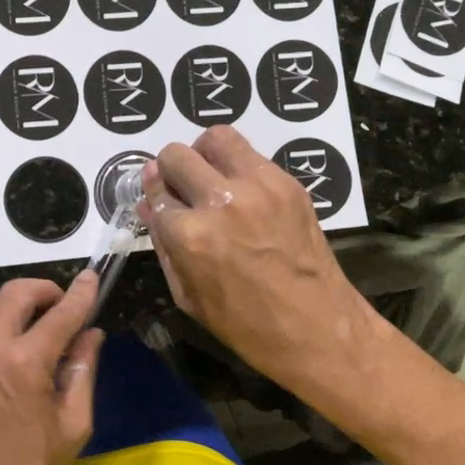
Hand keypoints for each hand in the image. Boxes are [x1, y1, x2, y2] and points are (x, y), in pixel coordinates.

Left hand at [0, 273, 104, 464]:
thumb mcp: (72, 424)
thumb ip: (82, 371)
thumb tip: (90, 334)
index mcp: (25, 364)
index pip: (60, 313)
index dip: (81, 294)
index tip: (92, 277)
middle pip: (16, 292)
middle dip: (43, 290)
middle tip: (57, 306)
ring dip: (10, 307)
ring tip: (25, 329)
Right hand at [140, 125, 386, 391]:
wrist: (316, 327)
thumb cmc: (243, 323)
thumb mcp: (186, 294)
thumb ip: (162, 243)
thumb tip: (148, 205)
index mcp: (189, 235)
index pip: (156, 193)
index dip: (153, 194)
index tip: (157, 197)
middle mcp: (220, 200)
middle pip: (177, 156)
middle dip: (170, 170)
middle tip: (181, 189)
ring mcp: (258, 186)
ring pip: (216, 138)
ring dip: (203, 154)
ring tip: (209, 178)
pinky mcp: (287, 183)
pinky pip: (250, 154)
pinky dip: (237, 165)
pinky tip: (242, 192)